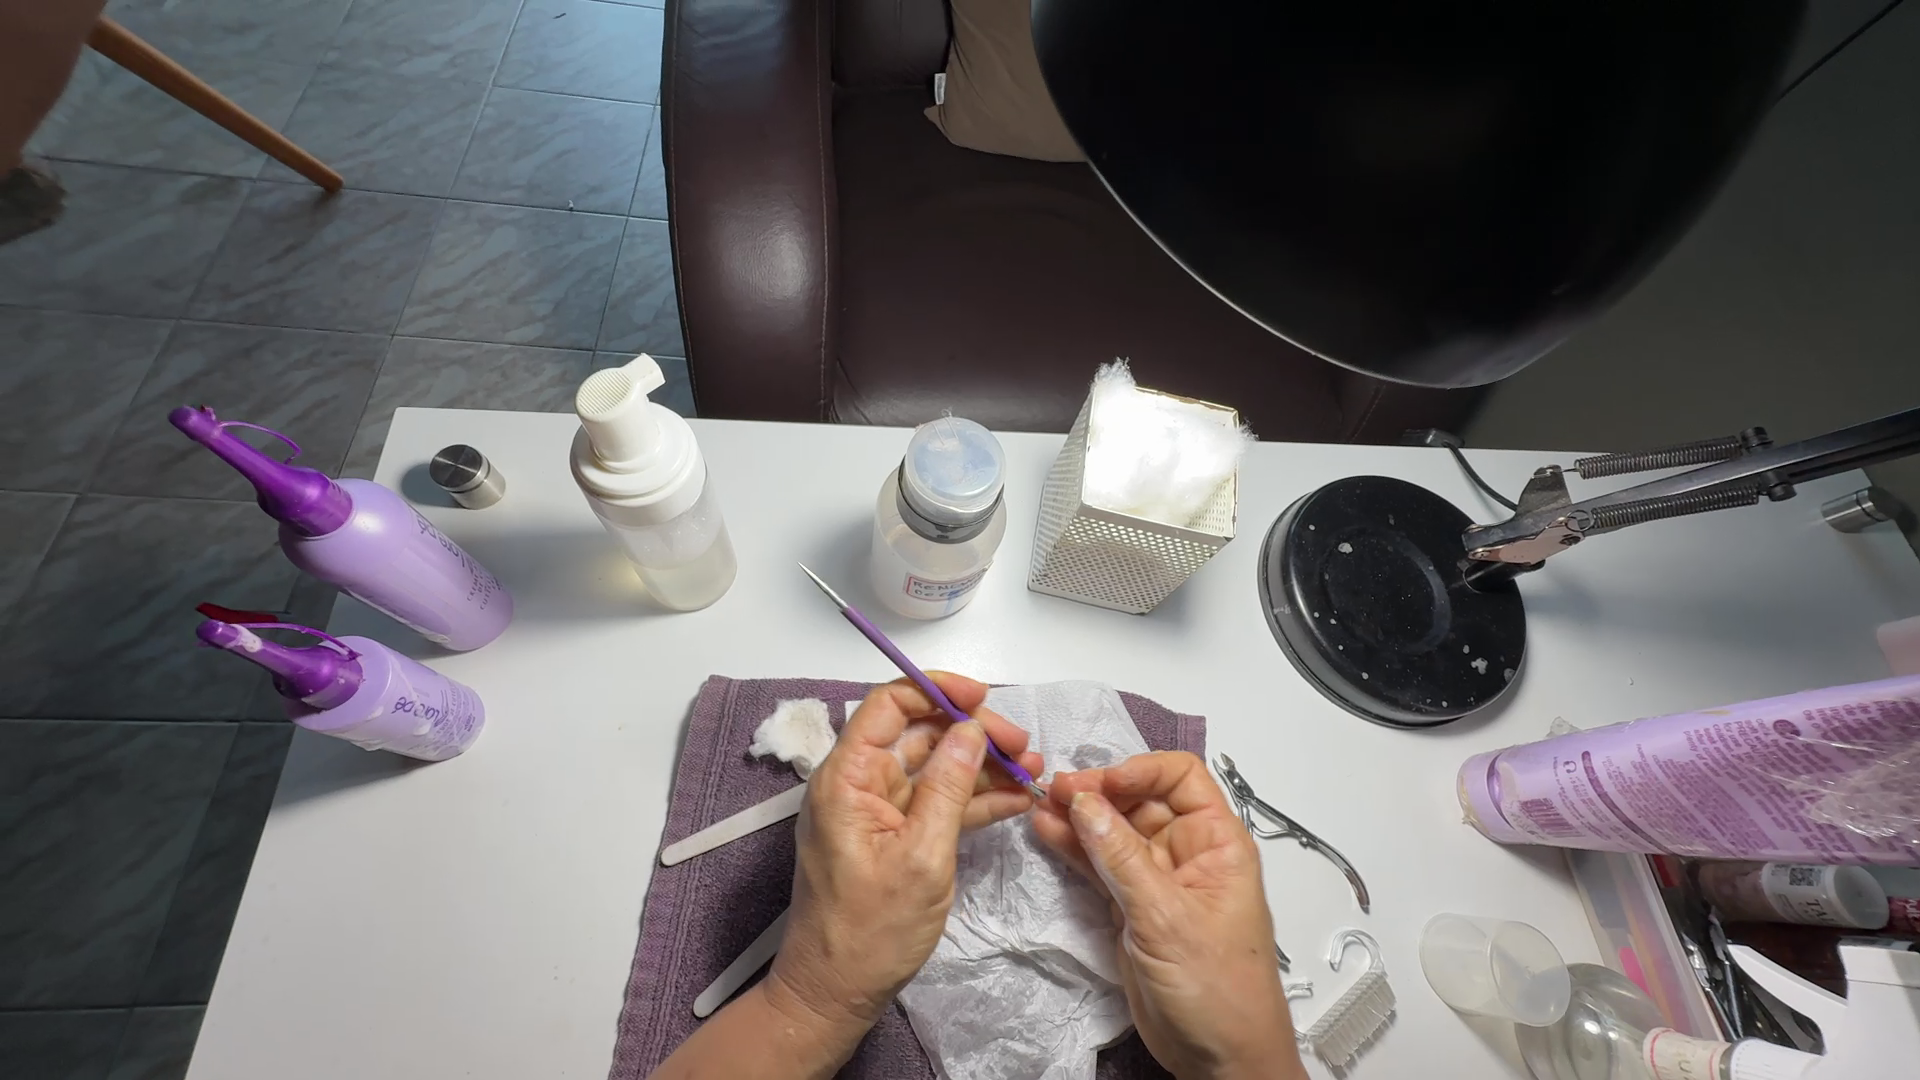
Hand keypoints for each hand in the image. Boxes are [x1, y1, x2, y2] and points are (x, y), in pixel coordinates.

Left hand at [765, 673, 1043, 1042]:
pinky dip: (975, 798)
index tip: (983, 697)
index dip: (936, 690)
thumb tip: (973, 729)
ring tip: (1032, 769)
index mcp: (848, 776)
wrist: (837, 996)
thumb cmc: (869, 931)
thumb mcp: (921, 856)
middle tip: (1022, 746)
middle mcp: (861, 782)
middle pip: (921, 733)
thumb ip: (949, 786)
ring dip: (983, 766)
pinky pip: (939, 801)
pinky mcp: (898, 834)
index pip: (889, 705)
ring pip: (937, 767)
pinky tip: (1016, 797)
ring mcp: (881, 808)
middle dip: (973, 733)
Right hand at [1031, 752, 1305, 1079]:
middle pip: (1138, 799)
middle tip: (1056, 790)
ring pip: (1112, 829)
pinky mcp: (1129, 901)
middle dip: (1098, 791)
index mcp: (1215, 841)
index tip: (1103, 785)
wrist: (1219, 1062)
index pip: (1181, 778)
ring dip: (1078, 815)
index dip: (1142, 771)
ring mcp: (1154, 875)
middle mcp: (1185, 849)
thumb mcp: (1167, 917)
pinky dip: (1073, 846)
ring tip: (1041, 803)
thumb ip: (1121, 858)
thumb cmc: (1216, 987)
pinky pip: (1098, 862)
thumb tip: (1083, 802)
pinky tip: (1046, 829)